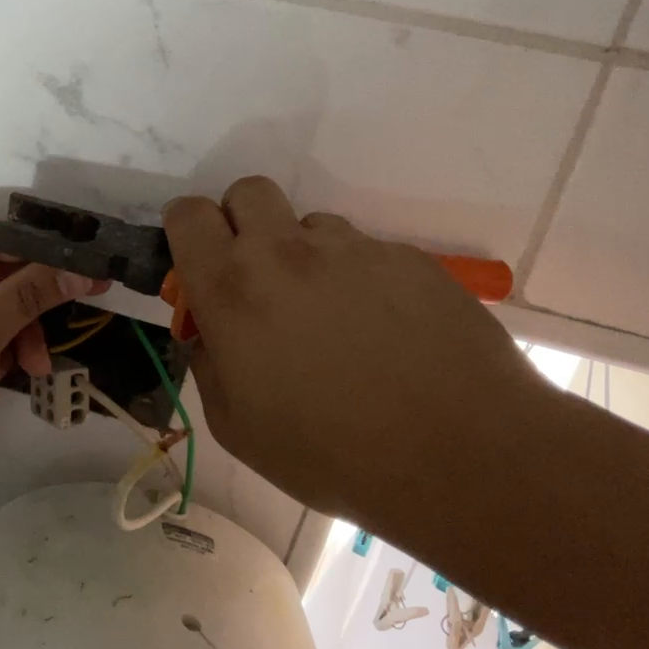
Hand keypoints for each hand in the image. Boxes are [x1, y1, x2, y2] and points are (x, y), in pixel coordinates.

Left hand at [0, 220, 102, 473]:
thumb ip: (30, 295)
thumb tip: (81, 269)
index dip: (35, 243)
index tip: (82, 254)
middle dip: (33, 297)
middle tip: (87, 297)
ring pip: (2, 302)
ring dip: (26, 329)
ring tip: (38, 363)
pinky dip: (12, 346)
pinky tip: (25, 371)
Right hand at [163, 177, 549, 520]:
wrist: (461, 456)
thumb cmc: (330, 452)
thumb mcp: (236, 427)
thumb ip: (210, 365)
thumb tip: (211, 335)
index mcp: (230, 287)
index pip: (188, 215)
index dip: (187, 231)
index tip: (200, 265)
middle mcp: (285, 252)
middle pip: (247, 192)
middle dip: (242, 222)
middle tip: (260, 278)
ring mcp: (353, 250)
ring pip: (312, 225)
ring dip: (307, 256)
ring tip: (336, 318)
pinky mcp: (410, 259)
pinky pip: (370, 254)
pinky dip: (365, 281)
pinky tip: (390, 335)